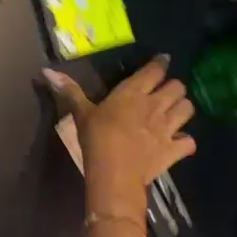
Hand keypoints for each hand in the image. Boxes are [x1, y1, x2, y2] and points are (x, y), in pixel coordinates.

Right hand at [45, 58, 196, 218]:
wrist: (114, 175)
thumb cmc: (97, 139)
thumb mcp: (81, 112)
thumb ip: (69, 90)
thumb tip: (46, 70)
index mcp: (133, 92)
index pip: (155, 70)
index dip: (161, 63)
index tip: (163, 60)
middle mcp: (155, 105)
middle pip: (178, 87)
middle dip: (174, 87)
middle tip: (165, 92)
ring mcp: (167, 128)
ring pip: (188, 109)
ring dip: (183, 109)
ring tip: (174, 112)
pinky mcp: (174, 150)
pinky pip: (190, 142)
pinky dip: (186, 141)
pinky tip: (178, 142)